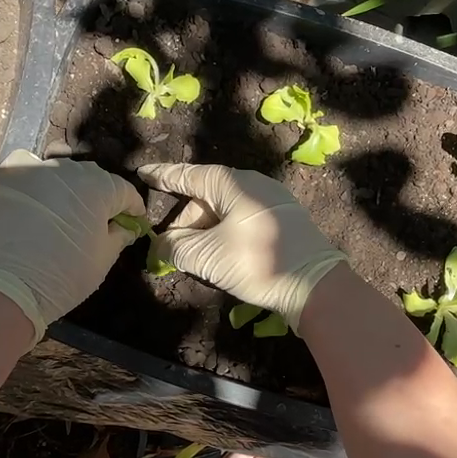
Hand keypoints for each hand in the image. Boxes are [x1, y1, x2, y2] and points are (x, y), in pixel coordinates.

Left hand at [0, 150, 144, 348]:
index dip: (132, 208)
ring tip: (67, 215)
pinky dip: (37, 181)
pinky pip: (30, 171)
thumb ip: (120, 235)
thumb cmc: (63, 275)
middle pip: (93, 179)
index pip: (124, 191)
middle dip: (101, 197)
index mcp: (98, 187)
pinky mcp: (8, 177)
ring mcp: (35, 170)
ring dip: (69, 190)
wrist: (4, 286)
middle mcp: (68, 169)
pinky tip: (37, 200)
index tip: (134, 221)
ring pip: (61, 175)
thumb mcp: (103, 259)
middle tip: (100, 221)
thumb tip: (126, 226)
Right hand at [138, 163, 347, 333]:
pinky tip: (216, 259)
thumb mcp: (206, 255)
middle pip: (204, 199)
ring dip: (202, 235)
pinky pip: (240, 224)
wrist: (315, 286)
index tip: (141, 172)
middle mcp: (251, 185)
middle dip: (183, 223)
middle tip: (166, 250)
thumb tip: (159, 246)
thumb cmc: (256, 261)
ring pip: (222, 214)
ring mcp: (269, 204)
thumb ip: (174, 248)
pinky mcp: (281, 224)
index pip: (187, 175)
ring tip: (190, 260)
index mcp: (232, 183)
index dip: (162, 176)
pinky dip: (221, 238)